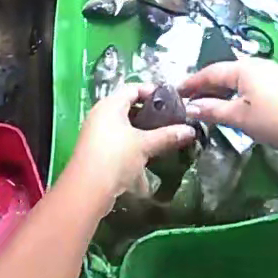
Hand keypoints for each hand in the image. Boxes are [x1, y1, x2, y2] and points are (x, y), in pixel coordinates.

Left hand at [64, 83, 196, 200]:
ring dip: (142, 131)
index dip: (152, 91)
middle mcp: (100, 115)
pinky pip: (118, 141)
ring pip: (124, 125)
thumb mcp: (145, 145)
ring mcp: (96, 133)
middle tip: (170, 120)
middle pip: (128, 107)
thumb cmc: (116, 157)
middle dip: (149, 114)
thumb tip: (190, 130)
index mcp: (110, 105)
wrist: (87, 190)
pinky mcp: (97, 150)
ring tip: (162, 137)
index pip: (133, 88)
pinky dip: (133, 144)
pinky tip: (147, 155)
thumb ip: (167, 136)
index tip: (171, 100)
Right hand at [179, 60, 277, 157]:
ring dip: (222, 91)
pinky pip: (252, 85)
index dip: (191, 83)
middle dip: (205, 86)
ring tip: (208, 106)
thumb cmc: (276, 120)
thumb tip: (190, 107)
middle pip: (224, 73)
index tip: (175, 93)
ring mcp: (272, 73)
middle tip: (188, 100)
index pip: (209, 72)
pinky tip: (235, 107)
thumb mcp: (240, 117)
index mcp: (243, 68)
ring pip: (239, 79)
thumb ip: (213, 110)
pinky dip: (237, 94)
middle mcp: (257, 64)